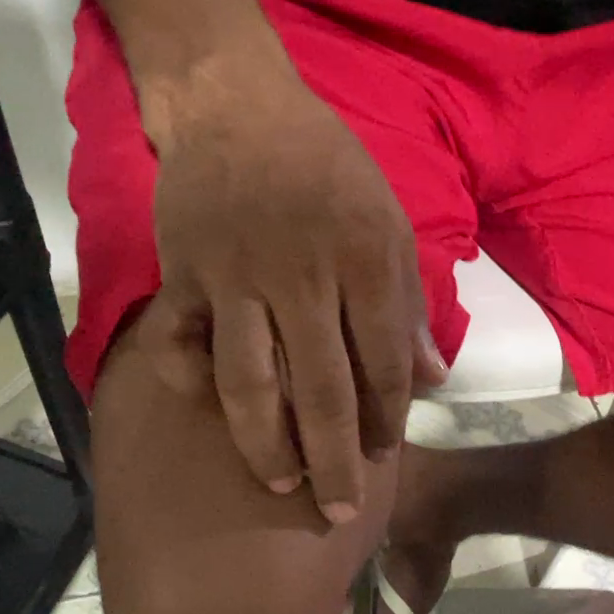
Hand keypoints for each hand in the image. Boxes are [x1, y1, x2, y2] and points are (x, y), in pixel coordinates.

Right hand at [144, 69, 444, 524]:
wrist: (235, 103)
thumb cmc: (326, 166)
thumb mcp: (389, 220)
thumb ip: (409, 304)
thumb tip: (434, 381)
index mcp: (365, 258)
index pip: (383, 364)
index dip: (388, 419)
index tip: (385, 455)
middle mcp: (301, 275)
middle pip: (322, 391)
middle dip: (336, 461)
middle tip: (341, 511)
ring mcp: (235, 278)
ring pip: (251, 382)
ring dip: (268, 444)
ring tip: (284, 486)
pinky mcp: (181, 274)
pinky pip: (179, 343)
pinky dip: (189, 382)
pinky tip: (208, 415)